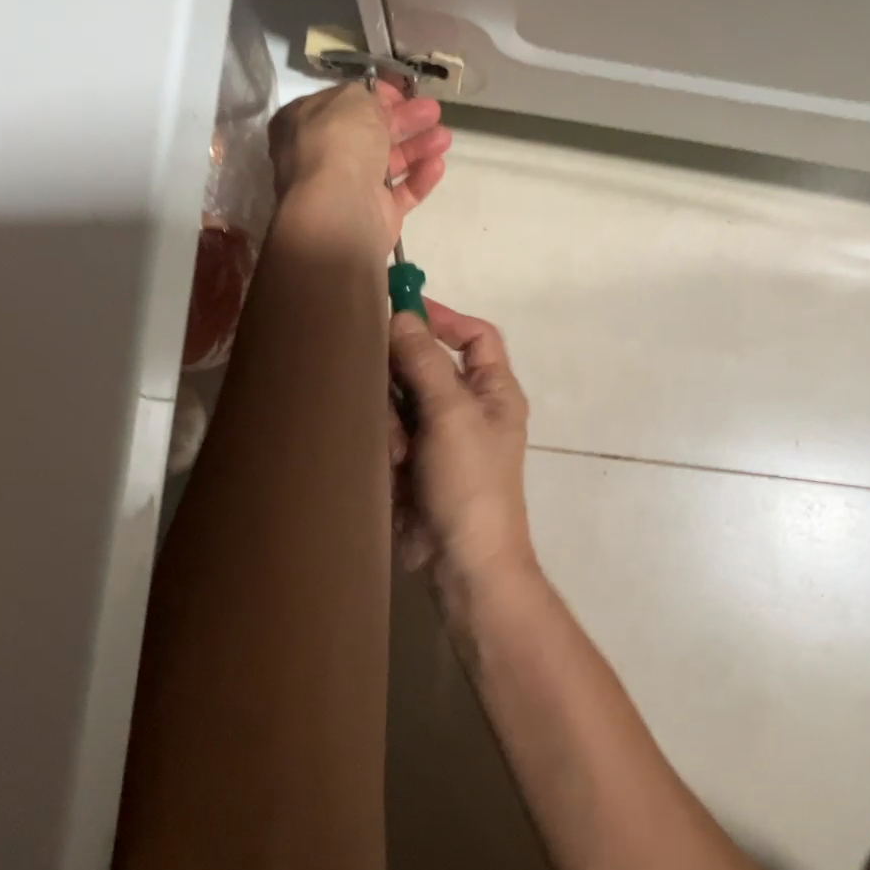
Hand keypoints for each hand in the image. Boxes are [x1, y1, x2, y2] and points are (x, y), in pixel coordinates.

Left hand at [268, 81, 449, 257]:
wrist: (338, 212)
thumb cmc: (338, 145)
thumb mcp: (353, 101)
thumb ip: (368, 96)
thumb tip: (378, 103)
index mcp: (304, 124)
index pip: (341, 104)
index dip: (373, 95)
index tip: (401, 91)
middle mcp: (322, 156)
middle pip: (368, 134)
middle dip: (403, 119)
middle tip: (433, 110)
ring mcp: (348, 189)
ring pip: (387, 163)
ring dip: (417, 146)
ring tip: (445, 137)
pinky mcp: (373, 216)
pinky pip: (400, 194)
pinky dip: (419, 178)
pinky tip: (437, 164)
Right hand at [388, 300, 534, 590]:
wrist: (462, 562)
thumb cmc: (470, 483)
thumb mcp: (451, 414)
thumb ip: (424, 362)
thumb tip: (401, 317)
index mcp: (493, 391)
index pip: (474, 336)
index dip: (442, 317)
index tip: (399, 307)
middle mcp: (467, 409)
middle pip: (426, 365)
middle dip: (401, 375)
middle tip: (376, 377)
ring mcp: (438, 438)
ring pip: (400, 400)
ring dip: (392, 418)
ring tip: (396, 446)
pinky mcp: (412, 465)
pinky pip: (389, 433)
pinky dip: (385, 443)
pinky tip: (388, 463)